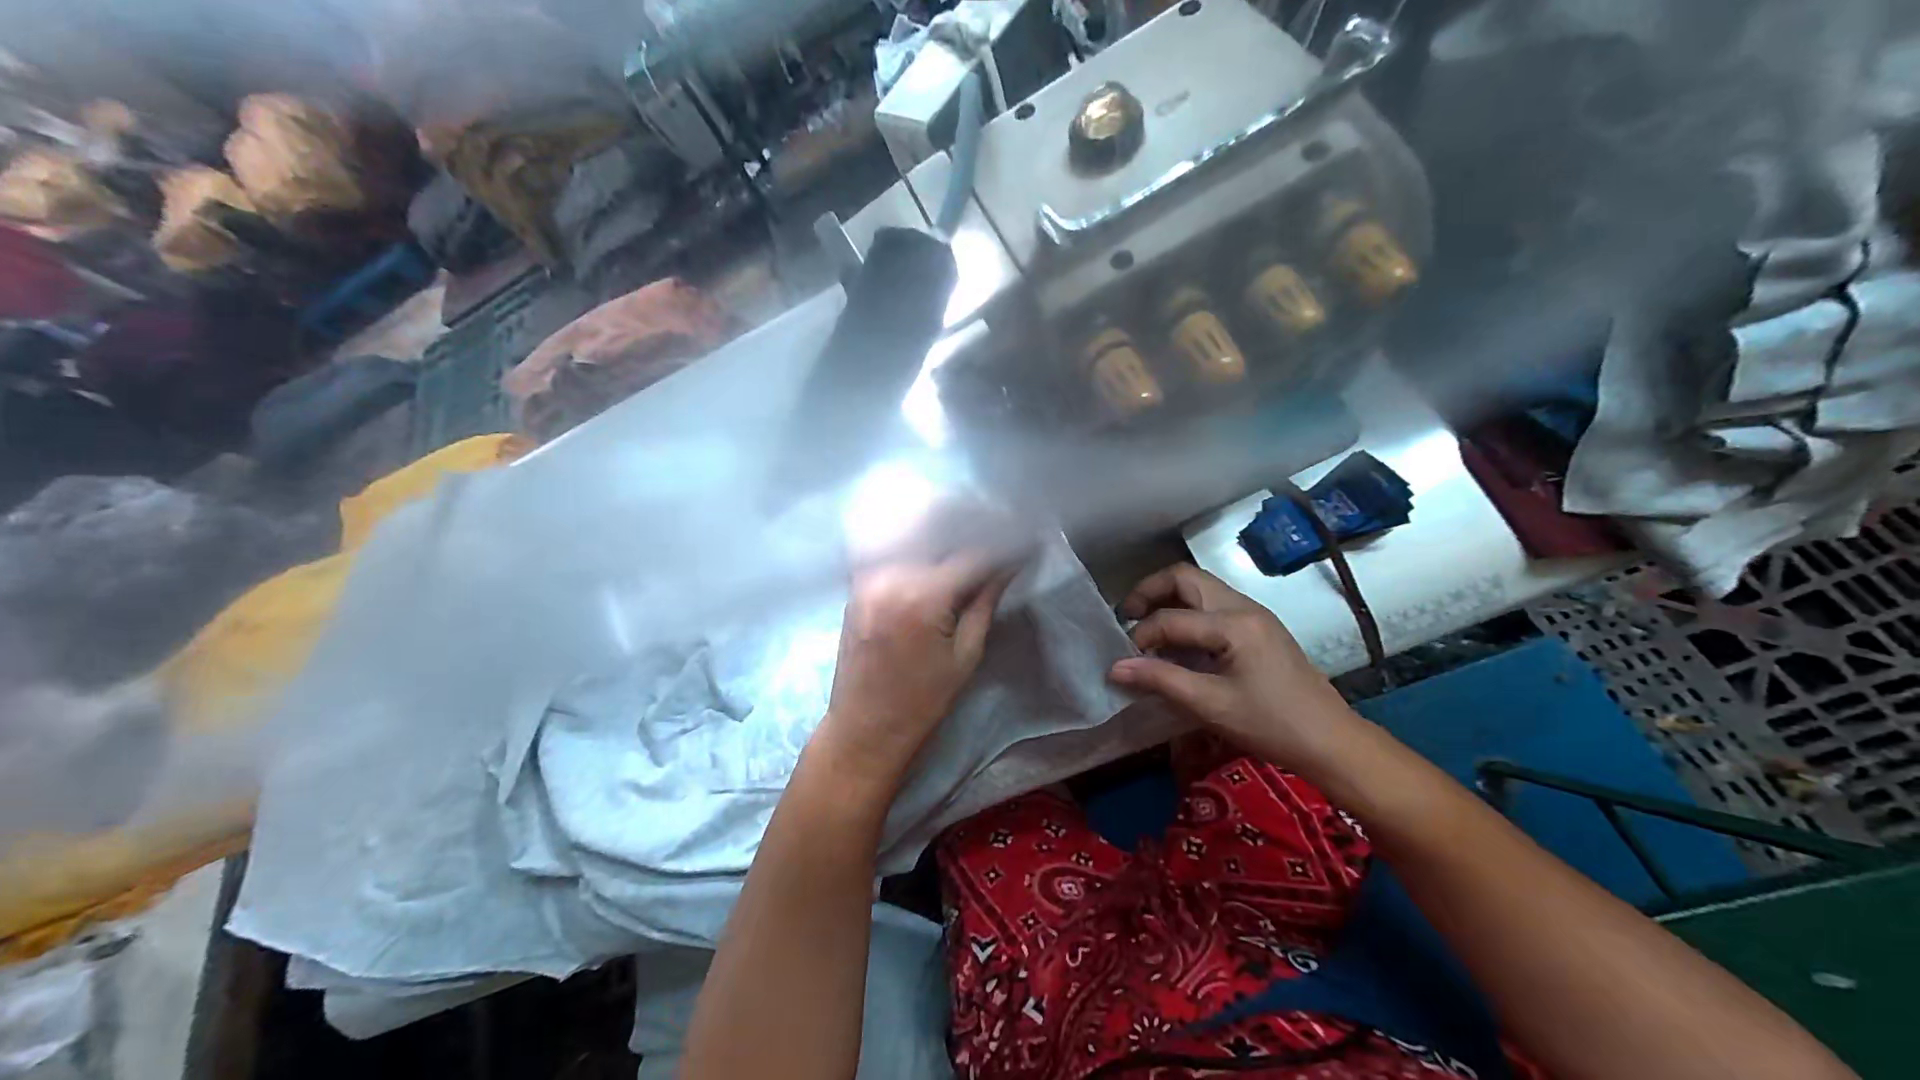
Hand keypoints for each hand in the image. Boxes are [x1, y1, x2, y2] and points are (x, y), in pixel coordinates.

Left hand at [813, 537, 1018, 805]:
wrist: (864, 729)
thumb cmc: (922, 702)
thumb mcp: (965, 655)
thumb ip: (984, 602)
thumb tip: (1008, 566)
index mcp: (922, 596)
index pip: (972, 556)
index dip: (1003, 548)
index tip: (1026, 544)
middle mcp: (890, 576)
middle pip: (939, 537)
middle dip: (972, 534)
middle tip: (1000, 540)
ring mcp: (867, 578)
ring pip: (912, 540)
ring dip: (943, 538)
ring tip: (971, 545)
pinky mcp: (856, 586)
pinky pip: (889, 554)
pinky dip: (914, 549)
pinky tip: (935, 555)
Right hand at [1107, 564, 1358, 769]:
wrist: (1330, 741)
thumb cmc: (1271, 724)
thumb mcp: (1211, 705)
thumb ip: (1161, 680)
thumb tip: (1115, 668)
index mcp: (1234, 623)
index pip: (1171, 618)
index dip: (1141, 637)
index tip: (1124, 662)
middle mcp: (1244, 607)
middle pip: (1186, 578)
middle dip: (1151, 591)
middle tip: (1128, 618)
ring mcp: (1254, 614)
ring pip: (1201, 587)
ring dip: (1169, 600)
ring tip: (1148, 629)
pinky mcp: (1258, 627)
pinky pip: (1213, 605)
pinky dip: (1188, 612)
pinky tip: (1178, 643)